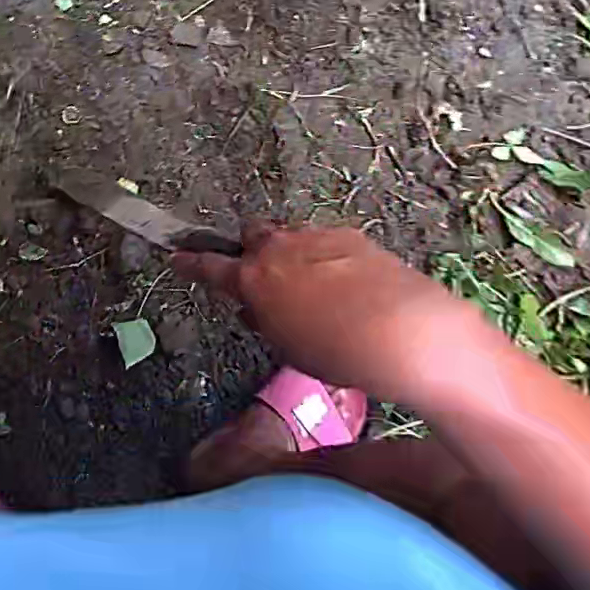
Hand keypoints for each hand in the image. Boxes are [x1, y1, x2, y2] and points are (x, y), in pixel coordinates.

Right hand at [171, 223, 505, 402]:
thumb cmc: (340, 354)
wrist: (414, 335)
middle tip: (264, 278)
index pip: (208, 265)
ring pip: (289, 237)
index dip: (189, 262)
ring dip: (292, 256)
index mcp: (253, 278)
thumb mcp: (289, 347)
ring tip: (316, 288)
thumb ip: (264, 321)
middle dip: (252, 252)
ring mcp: (314, 237)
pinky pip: (324, 242)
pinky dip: (326, 259)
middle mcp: (277, 248)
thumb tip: (255, 309)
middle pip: (251, 236)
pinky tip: (350, 286)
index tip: (175, 255)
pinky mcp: (350, 235)